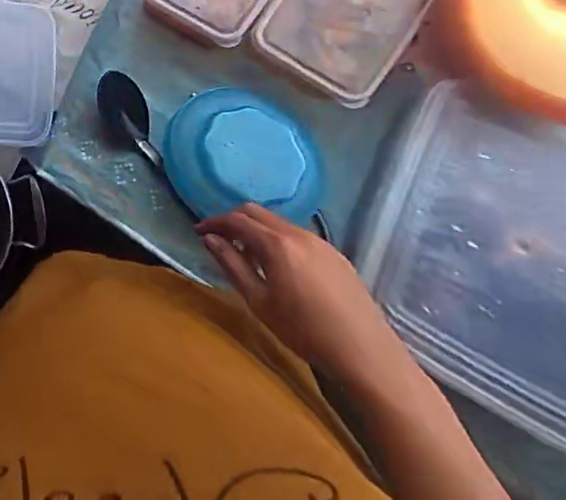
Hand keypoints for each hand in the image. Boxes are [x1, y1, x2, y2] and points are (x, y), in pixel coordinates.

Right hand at [199, 204, 416, 392]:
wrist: (366, 353)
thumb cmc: (305, 331)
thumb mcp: (259, 302)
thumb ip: (232, 265)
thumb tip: (210, 239)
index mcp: (276, 244)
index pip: (236, 220)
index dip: (213, 223)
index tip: (199, 233)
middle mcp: (298, 233)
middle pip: (256, 212)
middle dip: (233, 220)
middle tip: (220, 239)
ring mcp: (320, 242)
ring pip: (278, 222)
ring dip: (257, 229)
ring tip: (248, 255)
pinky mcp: (336, 254)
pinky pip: (298, 235)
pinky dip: (279, 239)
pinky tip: (280, 266)